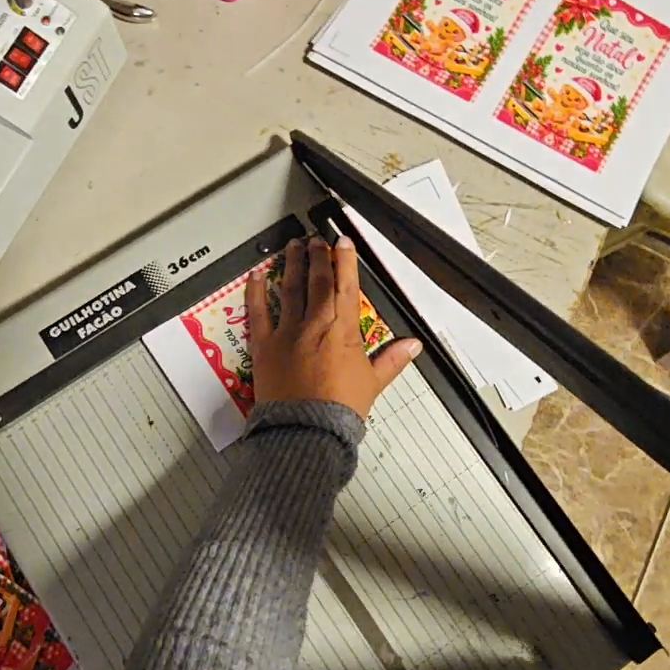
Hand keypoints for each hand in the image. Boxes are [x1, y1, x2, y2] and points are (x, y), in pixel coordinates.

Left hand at [245, 236, 421, 418]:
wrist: (306, 429)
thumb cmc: (340, 409)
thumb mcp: (373, 383)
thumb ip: (392, 360)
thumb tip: (413, 345)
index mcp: (343, 330)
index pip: (345, 286)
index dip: (345, 261)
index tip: (343, 243)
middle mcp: (315, 323)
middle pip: (317, 281)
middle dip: (318, 256)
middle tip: (316, 240)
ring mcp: (288, 331)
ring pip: (290, 289)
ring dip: (292, 264)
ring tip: (292, 247)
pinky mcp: (264, 344)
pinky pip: (258, 311)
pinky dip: (256, 291)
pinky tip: (256, 275)